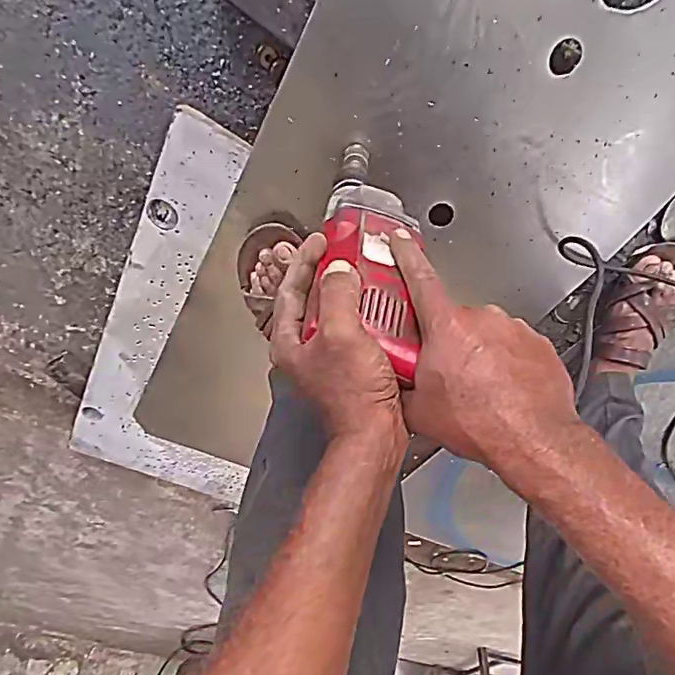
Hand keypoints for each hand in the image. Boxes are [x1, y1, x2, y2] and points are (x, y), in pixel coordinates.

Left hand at [271, 231, 406, 443]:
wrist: (375, 434)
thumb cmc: (353, 396)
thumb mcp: (342, 333)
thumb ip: (336, 294)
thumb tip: (338, 270)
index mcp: (291, 342)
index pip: (290, 290)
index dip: (305, 261)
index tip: (321, 241)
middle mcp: (306, 351)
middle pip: (312, 300)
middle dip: (329, 273)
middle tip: (344, 252)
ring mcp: (330, 360)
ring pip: (337, 314)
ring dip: (352, 293)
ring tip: (366, 274)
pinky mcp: (353, 368)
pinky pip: (358, 331)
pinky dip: (369, 315)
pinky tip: (384, 307)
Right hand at [389, 228, 580, 469]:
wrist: (533, 438)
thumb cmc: (483, 424)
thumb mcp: (420, 412)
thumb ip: (401, 387)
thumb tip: (392, 386)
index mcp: (448, 327)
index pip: (420, 278)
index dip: (405, 256)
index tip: (399, 241)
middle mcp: (483, 319)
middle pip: (453, 320)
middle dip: (446, 342)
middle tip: (446, 374)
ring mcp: (514, 329)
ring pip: (485, 335)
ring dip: (478, 355)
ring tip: (480, 390)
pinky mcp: (537, 343)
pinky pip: (513, 347)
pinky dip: (506, 364)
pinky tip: (503, 390)